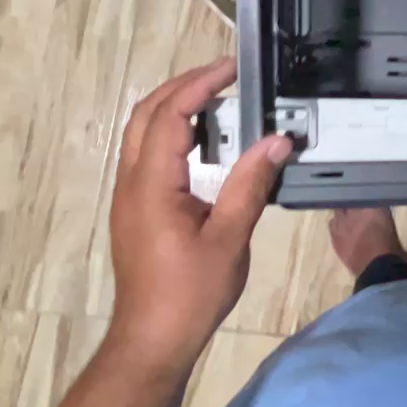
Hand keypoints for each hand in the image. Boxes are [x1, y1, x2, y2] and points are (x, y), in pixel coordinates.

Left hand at [105, 59, 291, 374]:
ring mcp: (130, 196)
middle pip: (146, 115)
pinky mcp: (137, 209)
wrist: (153, 337)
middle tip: (223, 75)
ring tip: (218, 100)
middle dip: (182, 86)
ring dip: (175, 108)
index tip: (231, 69)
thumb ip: (251, 185)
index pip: (169, 116)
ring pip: (143, 133)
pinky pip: (149, 154)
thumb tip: (276, 141)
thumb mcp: (230, 238)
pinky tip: (206, 142)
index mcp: (152, 185)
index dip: (198, 85)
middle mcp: (132, 183)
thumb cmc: (190, 291)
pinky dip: (174, 133)